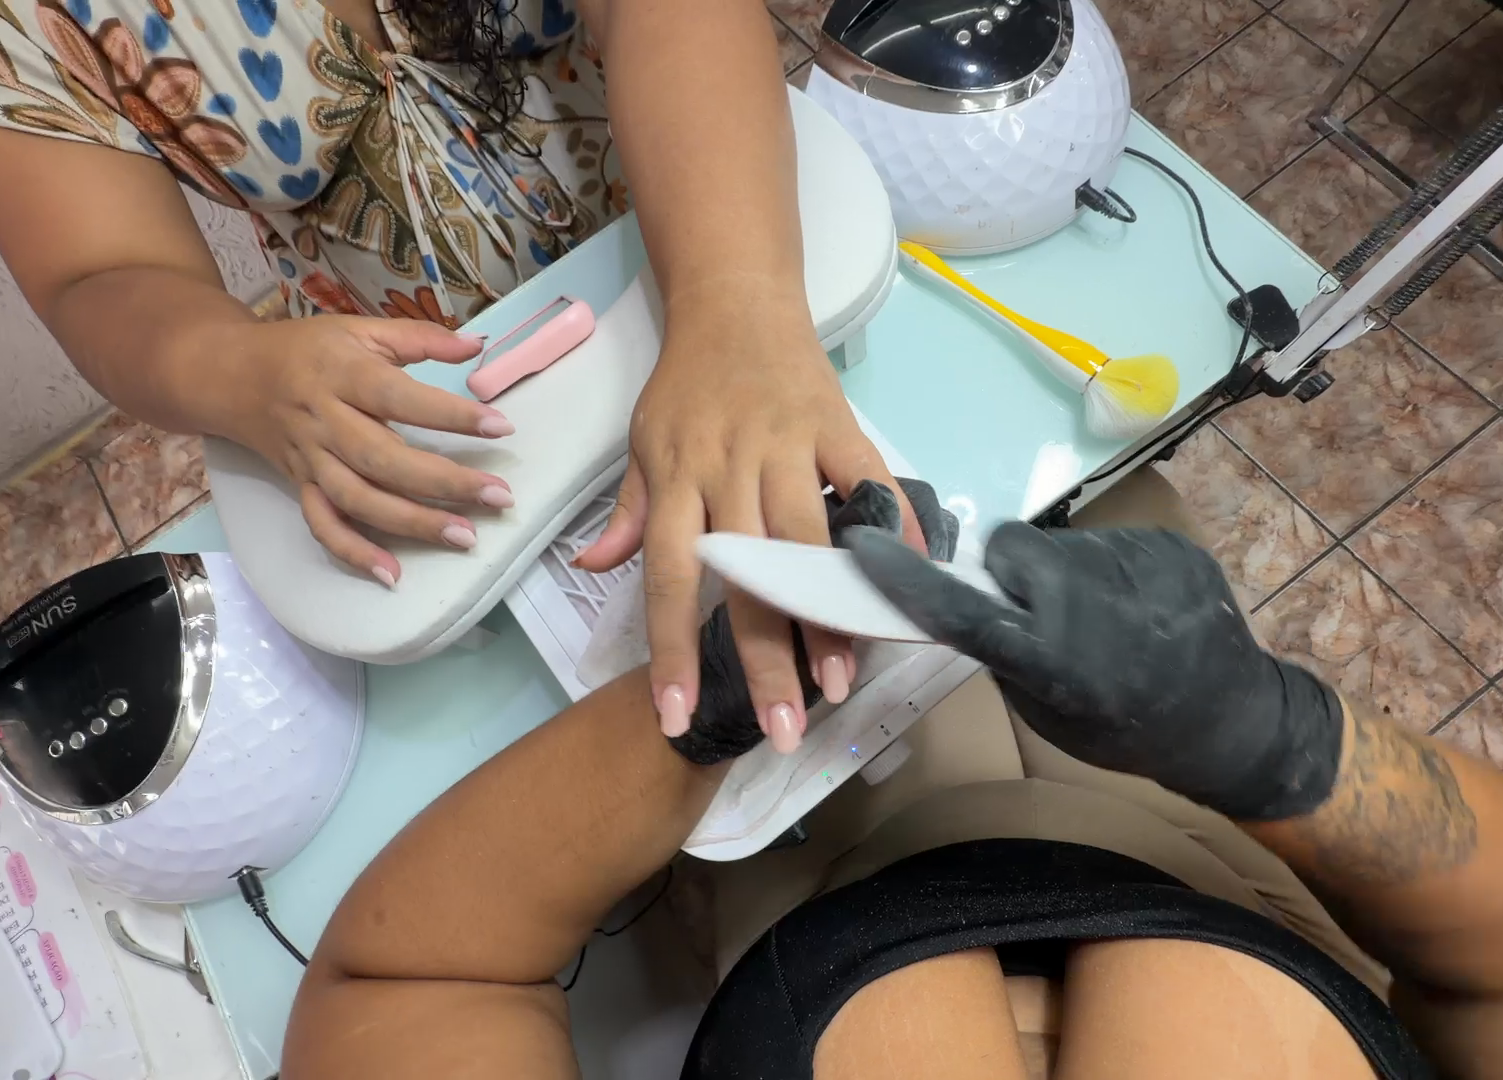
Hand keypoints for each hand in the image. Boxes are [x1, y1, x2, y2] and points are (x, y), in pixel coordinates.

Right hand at [217, 316, 511, 586]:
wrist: (224, 373)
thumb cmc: (307, 350)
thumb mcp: (360, 330)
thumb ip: (421, 337)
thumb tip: (478, 345)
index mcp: (342, 375)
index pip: (401, 397)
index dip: (451, 414)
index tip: (502, 427)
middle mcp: (324, 422)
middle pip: (385, 459)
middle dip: (446, 482)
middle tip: (500, 496)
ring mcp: (311, 460)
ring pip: (360, 499)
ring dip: (413, 523)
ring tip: (467, 536)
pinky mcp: (300, 487)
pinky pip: (323, 526)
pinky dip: (354, 553)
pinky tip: (394, 575)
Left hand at [574, 295, 921, 747]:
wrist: (735, 302)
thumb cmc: (685, 383)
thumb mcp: (640, 443)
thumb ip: (625, 510)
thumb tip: (595, 567)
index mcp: (676, 478)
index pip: (666, 576)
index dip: (671, 650)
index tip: (678, 718)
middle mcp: (728, 468)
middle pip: (745, 574)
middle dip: (765, 656)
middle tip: (783, 729)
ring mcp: (787, 446)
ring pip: (806, 541)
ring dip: (826, 615)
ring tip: (840, 682)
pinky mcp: (838, 426)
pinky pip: (867, 483)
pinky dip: (891, 531)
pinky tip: (906, 590)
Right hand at [843, 523, 1344, 819]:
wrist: (1235, 723)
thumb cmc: (1121, 732)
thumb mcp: (1044, 709)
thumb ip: (1002, 649)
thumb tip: (976, 596)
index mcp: (1054, 658)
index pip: (960, 609)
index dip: (906, 578)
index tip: (863, 545)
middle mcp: (1091, 602)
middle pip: (1010, 547)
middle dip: (1007, 570)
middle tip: (1030, 605)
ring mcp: (1137, 564)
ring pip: (1056, 544)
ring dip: (1056, 571)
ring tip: (1096, 611)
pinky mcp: (1167, 544)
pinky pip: (1101, 542)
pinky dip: (1100, 569)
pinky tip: (1131, 603)